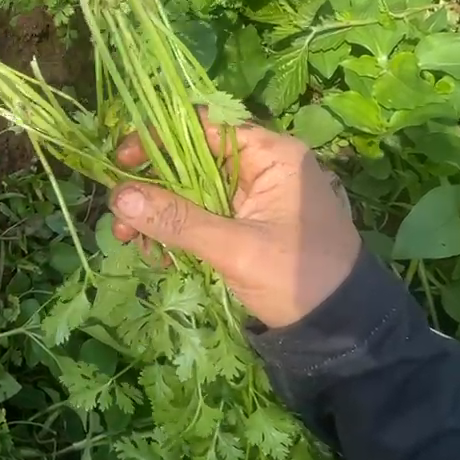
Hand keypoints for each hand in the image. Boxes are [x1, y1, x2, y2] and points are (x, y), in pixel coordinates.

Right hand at [110, 118, 361, 328]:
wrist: (342, 334)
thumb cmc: (300, 278)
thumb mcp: (236, 248)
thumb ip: (178, 220)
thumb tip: (118, 195)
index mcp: (271, 156)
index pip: (205, 125)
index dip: (159, 136)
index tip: (123, 159)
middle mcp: (259, 168)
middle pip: (188, 158)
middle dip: (149, 185)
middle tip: (117, 209)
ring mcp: (248, 197)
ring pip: (187, 190)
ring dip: (155, 212)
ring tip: (127, 239)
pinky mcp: (240, 224)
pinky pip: (195, 215)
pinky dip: (171, 230)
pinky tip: (153, 253)